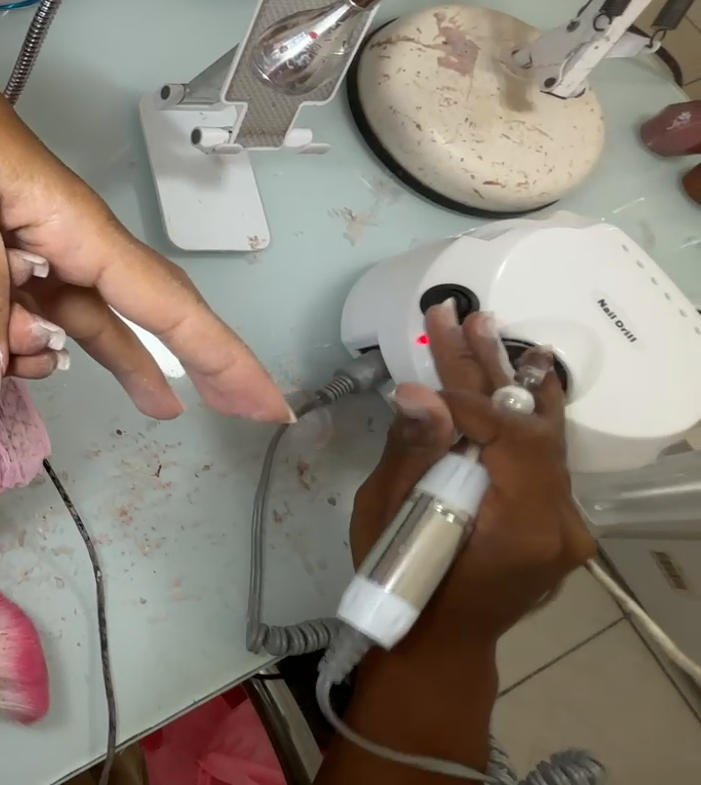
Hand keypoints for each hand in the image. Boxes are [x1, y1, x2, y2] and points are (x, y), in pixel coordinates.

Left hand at [0, 51, 286, 420]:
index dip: (215, 354)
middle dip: (188, 359)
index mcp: (69, 224)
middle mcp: (60, 236)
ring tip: (159, 406)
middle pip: (137, 306)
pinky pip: (27, 301)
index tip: (266, 405)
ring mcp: (27, 239)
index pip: (160, 296)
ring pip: (81, 310)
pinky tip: (45, 362)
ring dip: (117, 356)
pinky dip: (40, 337)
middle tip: (237, 417)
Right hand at [351, 301, 596, 651]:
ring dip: (509, 383)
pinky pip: (537, 459)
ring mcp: (564, 520)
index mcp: (522, 521)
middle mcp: (561, 518)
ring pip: (542, 439)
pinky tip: (509, 385)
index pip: (510, 436)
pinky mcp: (551, 520)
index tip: (421, 369)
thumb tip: (415, 393)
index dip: (466, 397)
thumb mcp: (387, 513)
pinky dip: (515, 416)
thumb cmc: (398, 573)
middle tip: (463, 315)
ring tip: (491, 332)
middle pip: (531, 427)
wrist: (434, 637)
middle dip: (491, 367)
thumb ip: (411, 452)